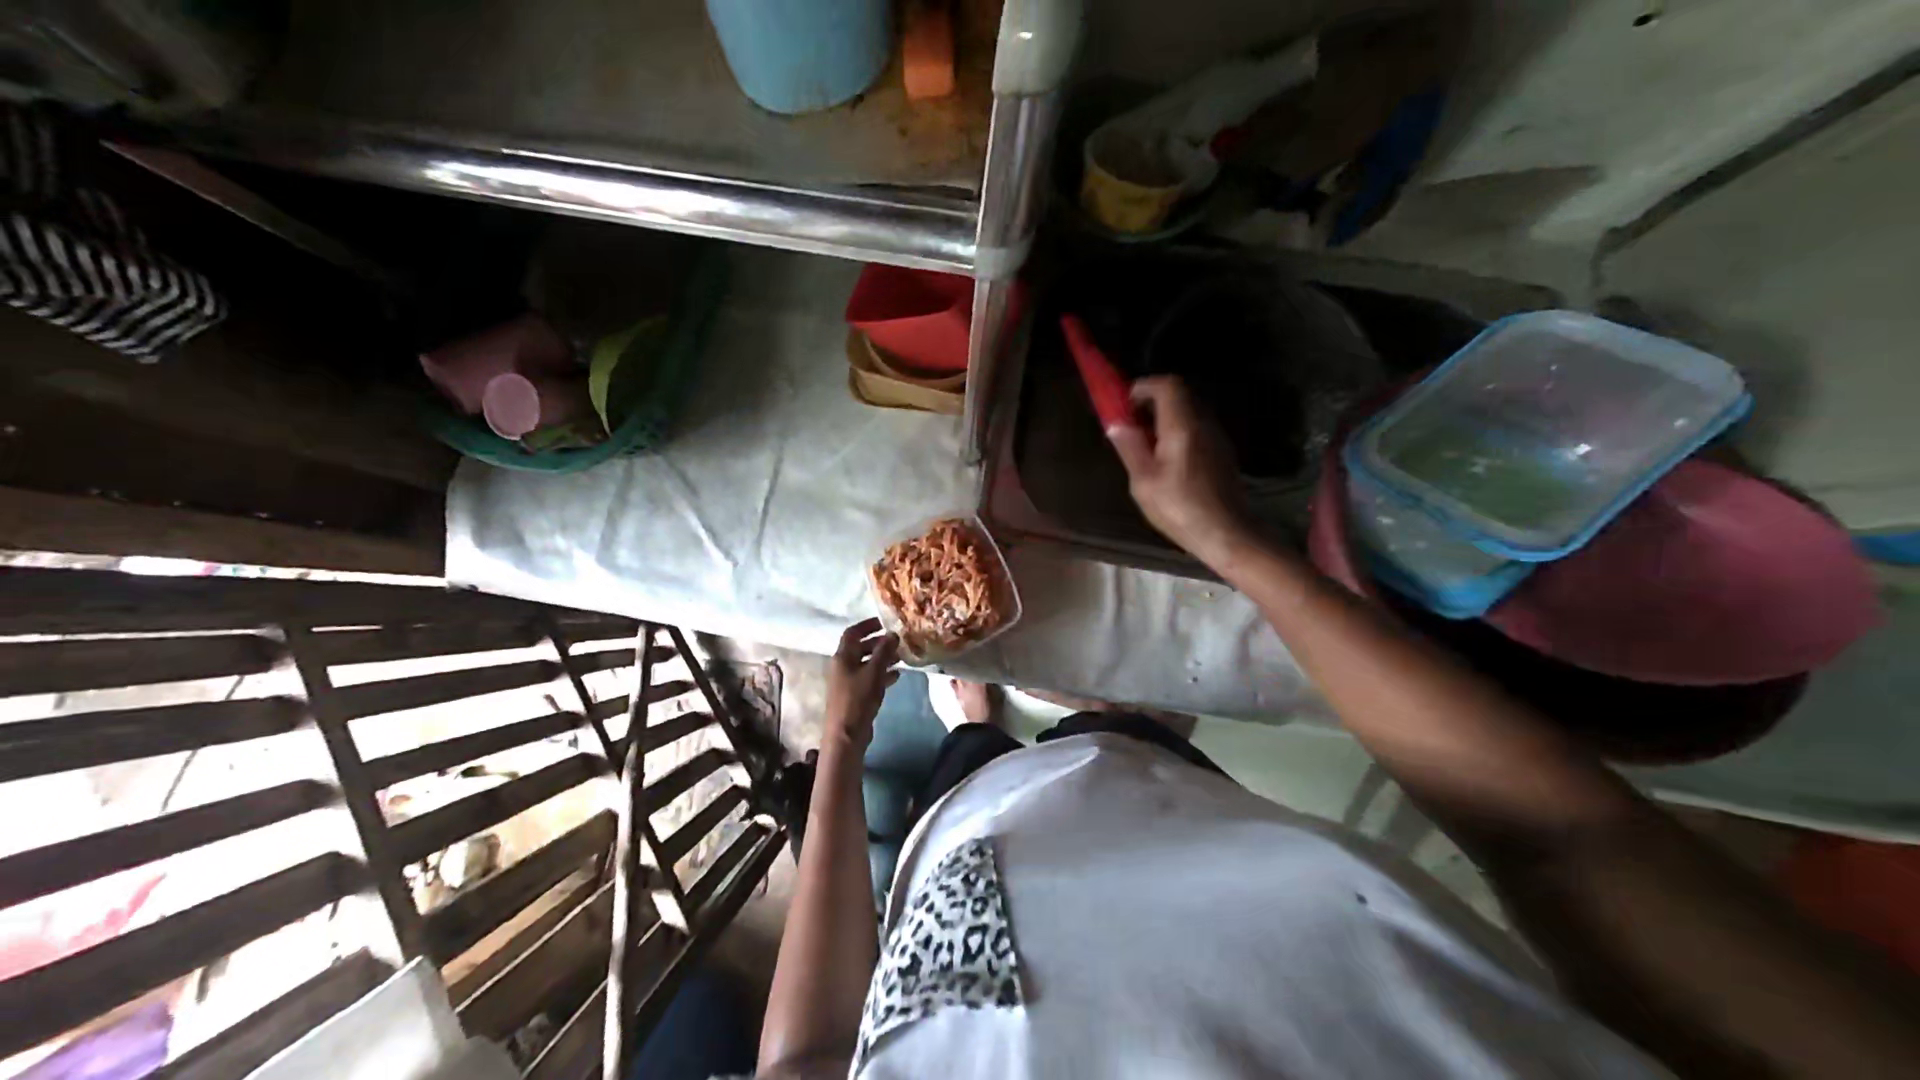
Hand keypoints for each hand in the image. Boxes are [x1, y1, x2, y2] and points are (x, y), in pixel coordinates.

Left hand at [824, 618, 898, 754]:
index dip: (867, 625)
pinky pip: (868, 678)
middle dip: (878, 643)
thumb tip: (892, 633)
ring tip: (901, 657)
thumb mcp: (873, 673)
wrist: (846, 734)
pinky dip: (881, 674)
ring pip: (866, 663)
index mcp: (842, 657)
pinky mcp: (854, 695)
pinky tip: (896, 676)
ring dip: (881, 658)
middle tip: (897, 641)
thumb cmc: (858, 699)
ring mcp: (847, 681)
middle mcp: (842, 666)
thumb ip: (883, 652)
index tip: (884, 622)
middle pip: (860, 648)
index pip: (852, 633)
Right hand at [1107, 376, 1256, 568]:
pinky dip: (1176, 431)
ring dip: (1163, 418)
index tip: (1123, 405)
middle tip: (1129, 425)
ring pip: (1188, 411)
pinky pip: (1195, 428)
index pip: (1167, 385)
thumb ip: (1130, 447)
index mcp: (1182, 427)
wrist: (1226, 534)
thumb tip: (1116, 423)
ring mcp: (1216, 437)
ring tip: (1143, 444)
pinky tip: (1165, 459)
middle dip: (1150, 402)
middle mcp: (1203, 424)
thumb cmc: (1180, 509)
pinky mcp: (1221, 452)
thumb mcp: (1144, 482)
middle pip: (1178, 395)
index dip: (1143, 387)